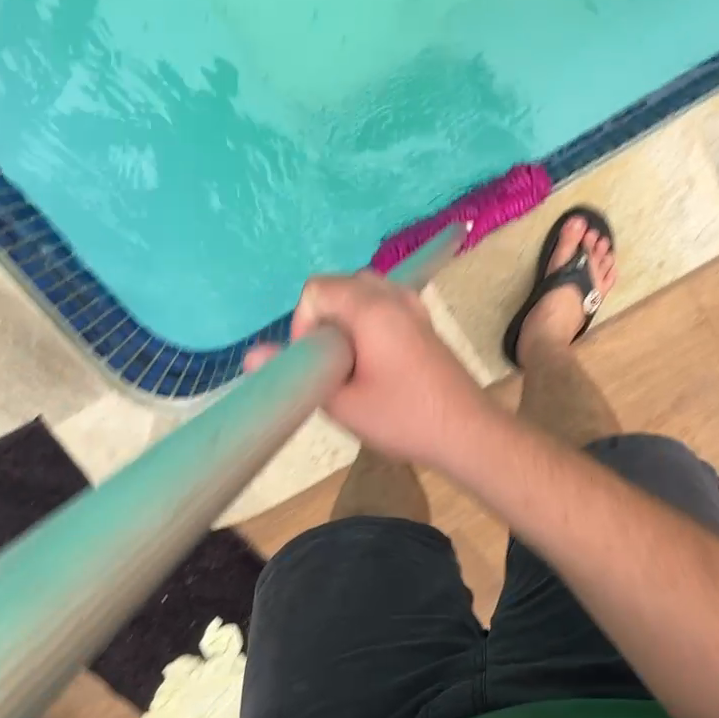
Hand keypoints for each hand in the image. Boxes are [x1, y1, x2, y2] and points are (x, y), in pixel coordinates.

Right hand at [245, 272, 491, 464]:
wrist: (467, 432)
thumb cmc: (404, 418)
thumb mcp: (343, 402)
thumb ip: (298, 373)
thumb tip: (251, 356)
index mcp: (371, 307)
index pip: (316, 289)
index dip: (304, 323)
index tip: (317, 361)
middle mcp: (394, 296)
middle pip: (341, 285)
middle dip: (325, 319)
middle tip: (331, 364)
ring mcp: (414, 307)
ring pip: (364, 294)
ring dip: (347, 322)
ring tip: (352, 366)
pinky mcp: (425, 323)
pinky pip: (385, 306)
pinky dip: (369, 324)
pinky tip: (376, 364)